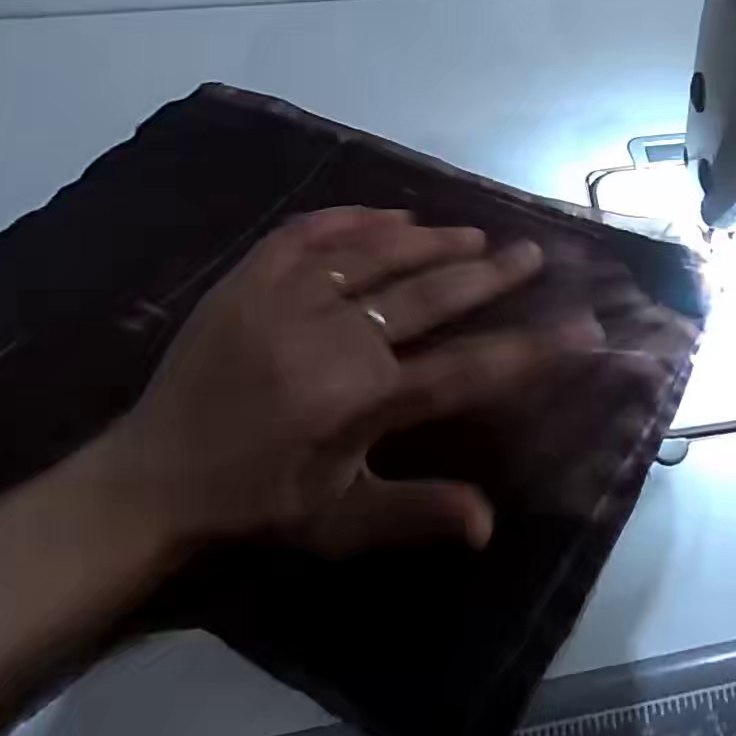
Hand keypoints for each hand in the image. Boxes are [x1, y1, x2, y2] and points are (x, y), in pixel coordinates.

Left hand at [84, 207, 602, 555]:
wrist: (156, 473)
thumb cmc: (257, 501)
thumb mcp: (339, 521)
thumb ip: (415, 512)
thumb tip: (490, 521)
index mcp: (357, 400)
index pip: (465, 367)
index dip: (528, 349)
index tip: (580, 327)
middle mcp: (330, 339)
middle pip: (429, 295)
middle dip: (490, 275)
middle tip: (531, 253)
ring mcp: (284, 299)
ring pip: (377, 256)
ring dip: (433, 241)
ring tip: (475, 233)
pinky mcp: (246, 279)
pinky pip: (310, 233)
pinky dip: (356, 219)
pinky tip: (392, 214)